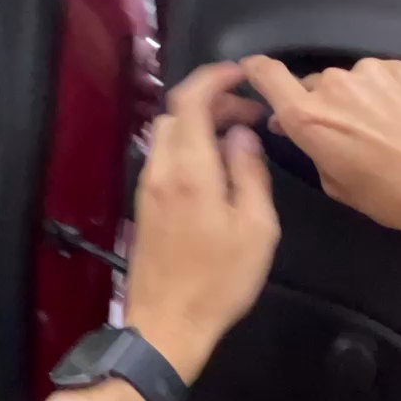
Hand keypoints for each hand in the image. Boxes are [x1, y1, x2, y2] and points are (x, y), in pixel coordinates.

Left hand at [125, 63, 279, 382]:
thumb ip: (250, 173)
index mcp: (190, 170)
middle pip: (176, 112)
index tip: (243, 75)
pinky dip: (188, 145)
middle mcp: (161, 170)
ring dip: (199, 124)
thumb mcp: (256, 228)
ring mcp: (148, 188)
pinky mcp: (144, 205)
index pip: (191, 100)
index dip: (215, 77)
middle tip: (250, 115)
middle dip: (213, 100)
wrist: (167, 325)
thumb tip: (242, 135)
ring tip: (235, 139)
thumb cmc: (219, 281)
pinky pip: (164, 157)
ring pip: (167, 133)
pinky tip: (214, 168)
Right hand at [243, 55, 400, 238]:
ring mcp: (370, 72)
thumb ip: (312, 150)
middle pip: (313, 87)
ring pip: (349, 83)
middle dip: (322, 107)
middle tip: (343, 135)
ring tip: (383, 130)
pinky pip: (379, 79)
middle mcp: (333, 86)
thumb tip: (299, 130)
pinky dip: (383, 94)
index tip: (254, 70)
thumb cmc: (394, 195)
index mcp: (309, 118)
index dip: (257, 70)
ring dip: (356, 101)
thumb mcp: (338, 185)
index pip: (269, 76)